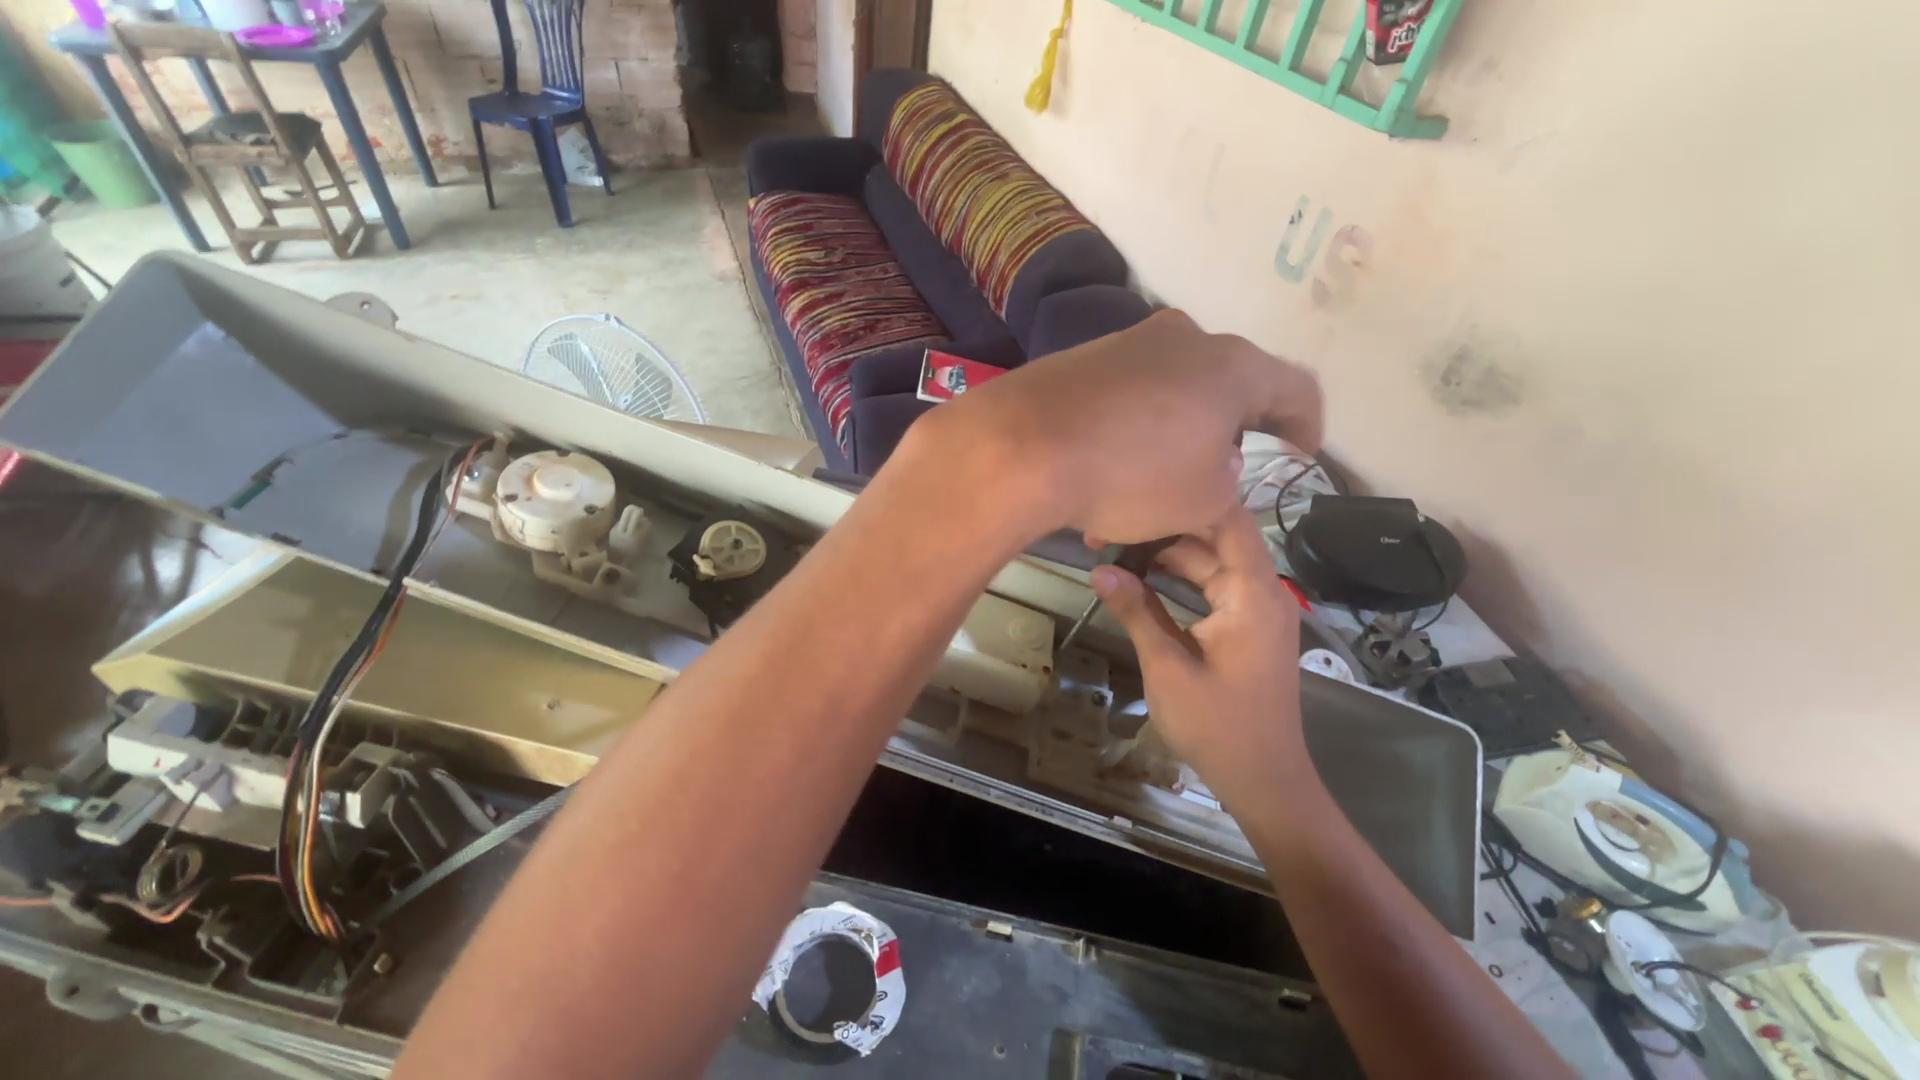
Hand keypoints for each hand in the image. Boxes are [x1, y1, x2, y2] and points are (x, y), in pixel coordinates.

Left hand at [911, 309, 1322, 542]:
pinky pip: (1122, 398)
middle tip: (1217, 478)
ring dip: (1168, 443)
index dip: (1307, 425)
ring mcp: (1126, 343)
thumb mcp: (1204, 500)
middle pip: (1226, 387)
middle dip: (1226, 435)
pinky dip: (1126, 436)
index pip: (1295, 388)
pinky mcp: (1079, 359)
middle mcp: (1183, 340)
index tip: (1300, 454)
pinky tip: (1101, 481)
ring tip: (1144, 499)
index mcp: (1232, 366)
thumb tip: (1214, 461)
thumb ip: (1228, 481)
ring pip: (1168, 395)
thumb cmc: (1133, 474)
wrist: (1021, 447)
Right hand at [1089, 506, 1311, 810]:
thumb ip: (1137, 612)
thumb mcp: (1168, 667)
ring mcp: (1260, 610)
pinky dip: (1186, 579)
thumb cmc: (1218, 725)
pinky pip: (1219, 586)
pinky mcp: (1251, 628)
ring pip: (1215, 562)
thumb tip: (1099, 570)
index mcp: (1253, 593)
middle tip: (1112, 528)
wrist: (1264, 779)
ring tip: (1121, 547)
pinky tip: (1147, 577)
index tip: (1136, 493)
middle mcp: (1264, 592)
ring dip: (1173, 554)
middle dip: (1168, 528)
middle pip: (1218, 537)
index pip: (1229, 519)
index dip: (1186, 498)